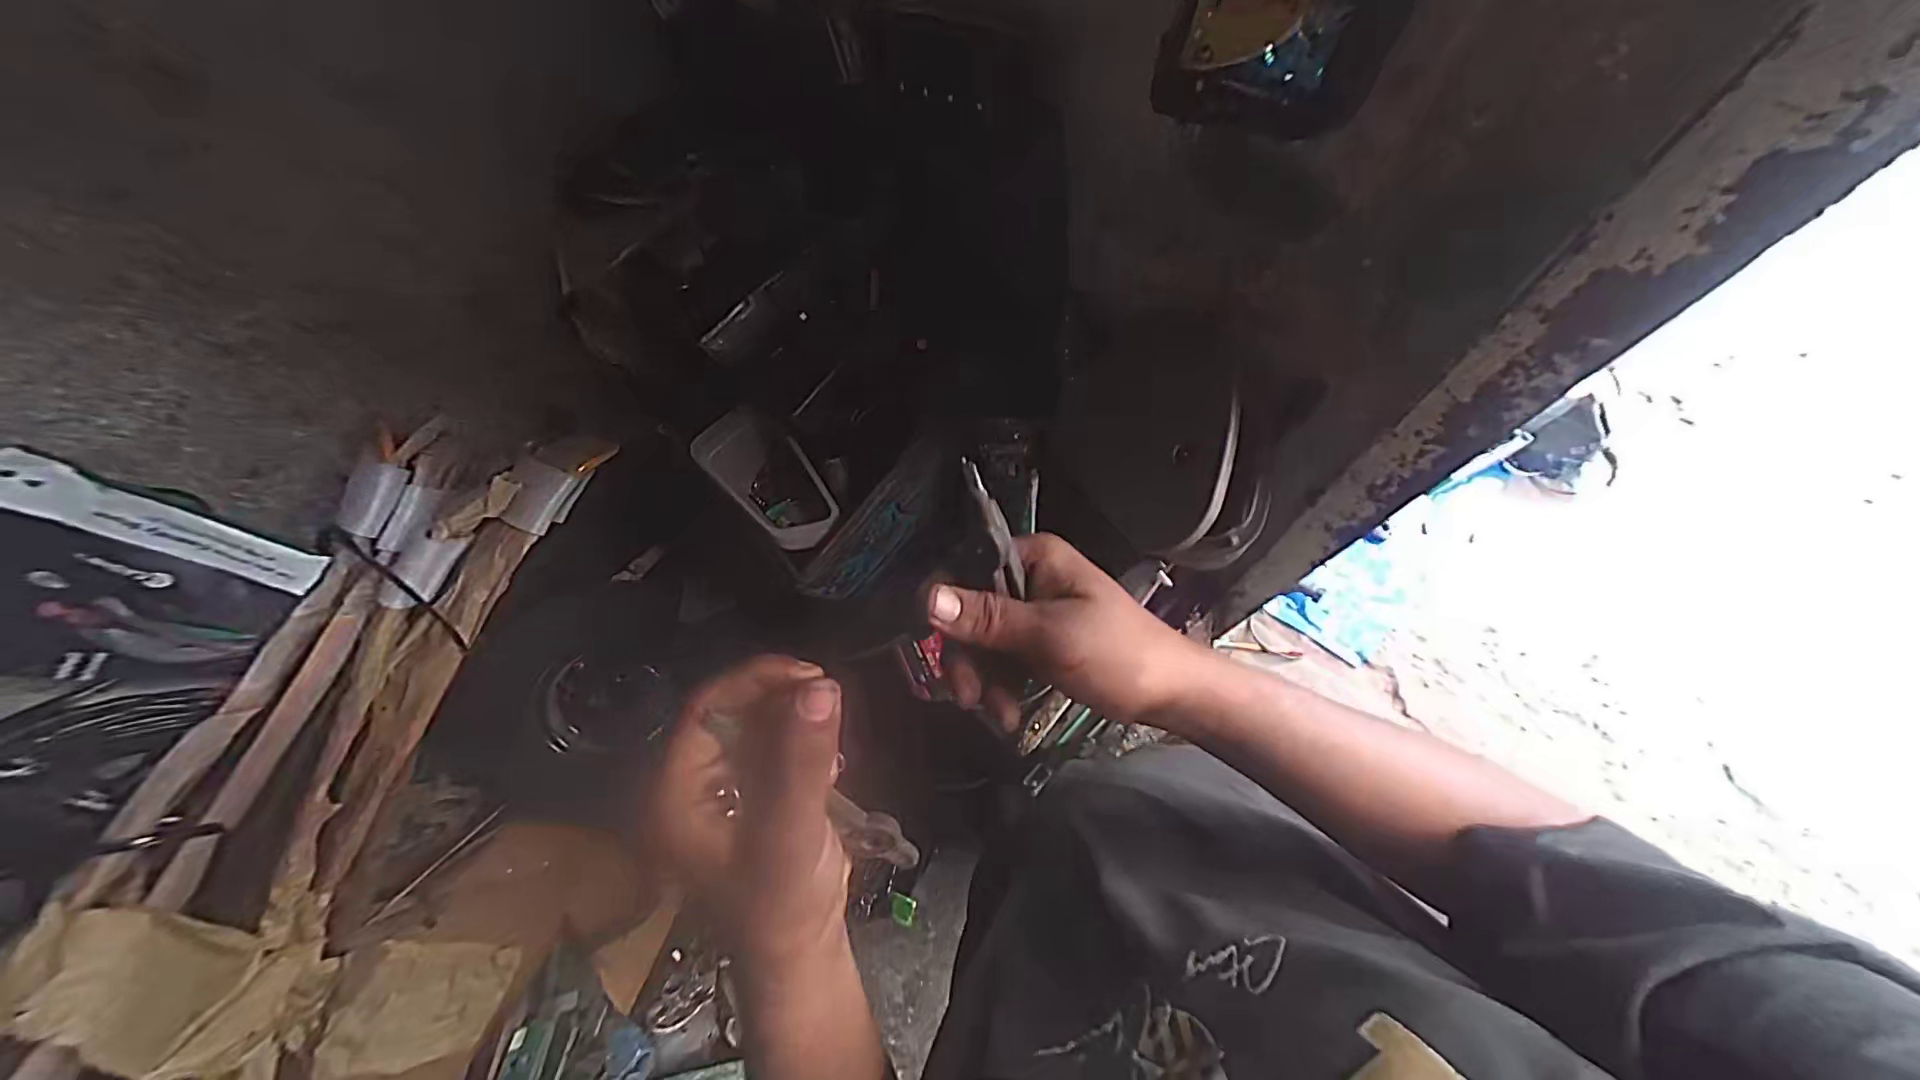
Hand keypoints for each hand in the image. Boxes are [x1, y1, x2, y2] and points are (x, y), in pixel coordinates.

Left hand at [652, 655, 850, 969]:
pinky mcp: (756, 794)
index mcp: (677, 792)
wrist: (800, 952)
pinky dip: (804, 739)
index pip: (705, 710)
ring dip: (796, 717)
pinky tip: (831, 755)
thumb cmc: (781, 904)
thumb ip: (803, 759)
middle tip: (824, 691)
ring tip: (831, 722)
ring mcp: (726, 789)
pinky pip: (776, 746)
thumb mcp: (789, 831)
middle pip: (731, 713)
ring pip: (757, 726)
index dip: (753, 681)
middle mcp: (694, 784)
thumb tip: (820, 687)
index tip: (804, 673)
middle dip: (780, 698)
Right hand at [928, 533, 1207, 732]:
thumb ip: (988, 617)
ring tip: (999, 713)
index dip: (945, 607)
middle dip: (967, 658)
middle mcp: (1029, 579)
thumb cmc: (1118, 654)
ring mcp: (1033, 614)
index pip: (968, 569)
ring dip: (984, 681)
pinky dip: (1000, 688)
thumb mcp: (1049, 635)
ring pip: (982, 643)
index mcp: (1035, 558)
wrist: (1170, 694)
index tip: (936, 646)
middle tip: (968, 696)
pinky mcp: (1038, 644)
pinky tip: (1008, 713)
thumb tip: (929, 597)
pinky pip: (1001, 661)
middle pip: (970, 613)